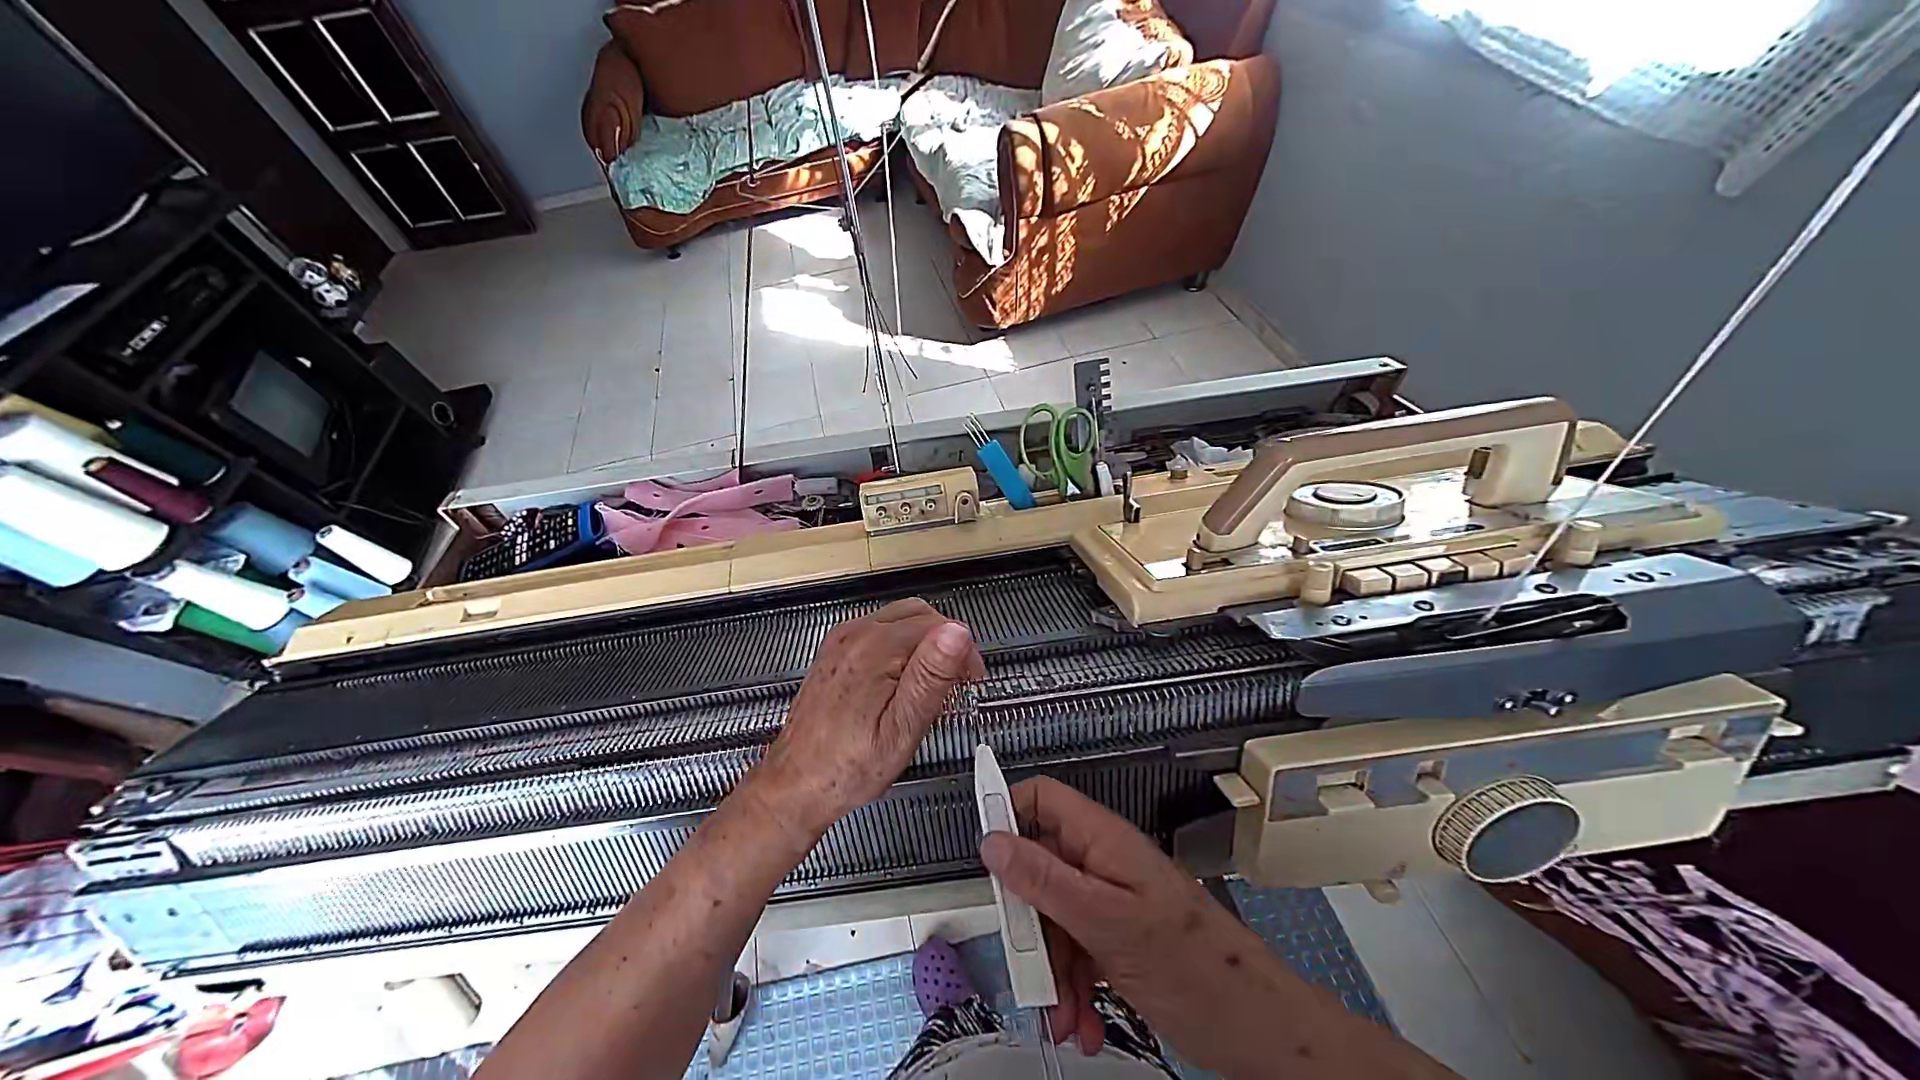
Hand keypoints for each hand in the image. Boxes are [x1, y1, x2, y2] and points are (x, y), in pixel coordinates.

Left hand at [746, 599, 984, 838]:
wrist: (797, 783)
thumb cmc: (845, 767)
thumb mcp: (903, 728)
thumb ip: (932, 675)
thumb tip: (957, 634)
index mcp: (874, 649)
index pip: (938, 625)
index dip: (962, 652)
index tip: (969, 680)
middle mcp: (855, 636)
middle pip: (920, 614)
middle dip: (946, 643)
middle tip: (956, 682)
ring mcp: (842, 642)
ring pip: (900, 620)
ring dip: (924, 644)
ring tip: (931, 686)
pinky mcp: (836, 652)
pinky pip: (880, 632)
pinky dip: (901, 647)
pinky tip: (903, 682)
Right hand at [979, 777, 1260, 1060]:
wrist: (1256, 1030)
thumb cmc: (1198, 967)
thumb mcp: (1108, 921)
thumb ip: (1046, 879)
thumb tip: (995, 842)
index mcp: (1104, 841)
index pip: (1042, 799)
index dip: (1008, 812)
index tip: (983, 850)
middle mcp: (1103, 865)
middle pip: (1037, 870)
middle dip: (1029, 923)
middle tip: (1030, 963)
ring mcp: (1109, 905)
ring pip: (1052, 920)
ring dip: (1050, 971)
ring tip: (1063, 1013)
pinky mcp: (1116, 940)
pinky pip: (1073, 953)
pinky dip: (1071, 990)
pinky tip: (1081, 1021)